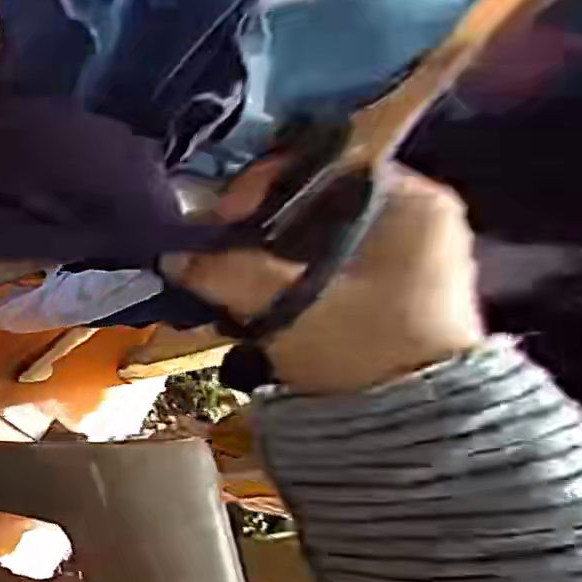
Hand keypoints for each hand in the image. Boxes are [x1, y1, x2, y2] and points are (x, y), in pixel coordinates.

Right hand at [164, 164, 485, 394]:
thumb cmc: (360, 347)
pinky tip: (249, 296)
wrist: (411, 418)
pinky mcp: (378, 286)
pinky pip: (314, 261)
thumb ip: (224, 274)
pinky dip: (277, 273)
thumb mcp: (285, 306)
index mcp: (405, 201)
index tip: (219, 221)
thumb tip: (170, 255)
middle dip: (251, 226)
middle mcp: (408, 214)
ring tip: (222, 279)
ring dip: (258, 254)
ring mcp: (395, 252)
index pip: (320, 162)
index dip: (260, 184)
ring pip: (306, 234)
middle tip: (212, 254)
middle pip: (308, 200)